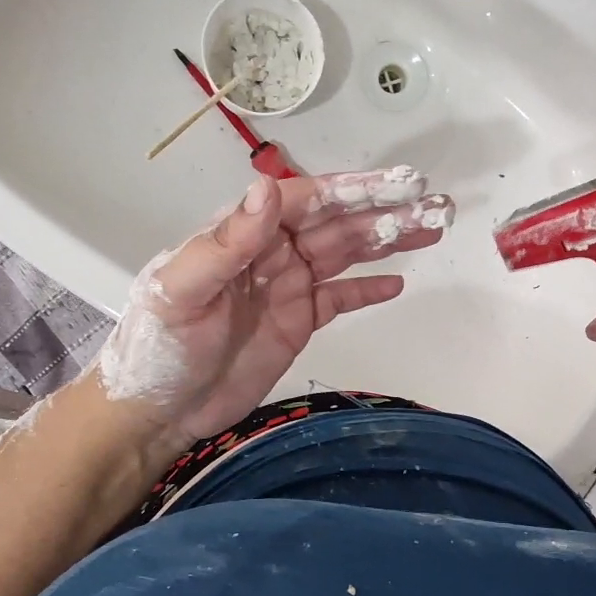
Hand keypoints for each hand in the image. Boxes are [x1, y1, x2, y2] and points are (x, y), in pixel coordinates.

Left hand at [95, 169, 454, 441]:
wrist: (160, 409)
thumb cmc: (160, 346)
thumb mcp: (183, 290)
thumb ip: (227, 242)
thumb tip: (266, 187)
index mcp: (242, 235)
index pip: (305, 201)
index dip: (351, 190)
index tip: (396, 185)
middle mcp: (270, 253)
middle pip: (336, 224)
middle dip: (385, 212)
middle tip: (435, 204)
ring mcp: (287, 288)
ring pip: (345, 256)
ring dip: (387, 242)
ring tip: (432, 230)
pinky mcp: (297, 324)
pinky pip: (339, 300)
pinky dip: (367, 290)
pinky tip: (397, 282)